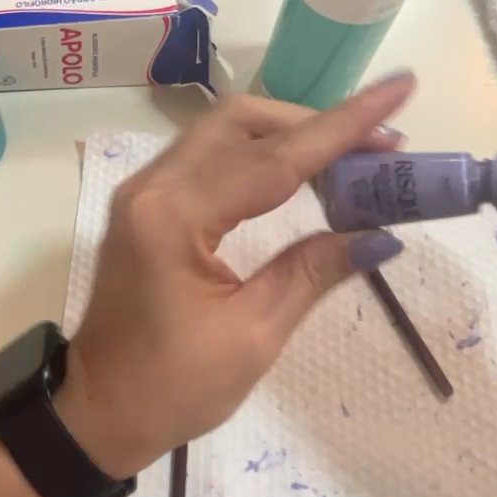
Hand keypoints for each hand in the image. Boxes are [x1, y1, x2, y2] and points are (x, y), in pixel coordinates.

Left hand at [54, 77, 412, 477]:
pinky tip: (299, 175)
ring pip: (221, 133)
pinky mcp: (146, 204)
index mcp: (173, 216)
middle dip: (312, 123)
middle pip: (239, 123)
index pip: (272, 158)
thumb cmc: (171, 387)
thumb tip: (380, 234)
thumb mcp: (252, 335)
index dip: (342, 126)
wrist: (97, 406)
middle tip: (379, 146)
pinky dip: (256, 156)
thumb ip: (312, 272)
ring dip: (286, 135)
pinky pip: (207, 159)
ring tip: (351, 158)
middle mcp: (152, 186)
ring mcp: (143, 191)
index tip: (398, 90)